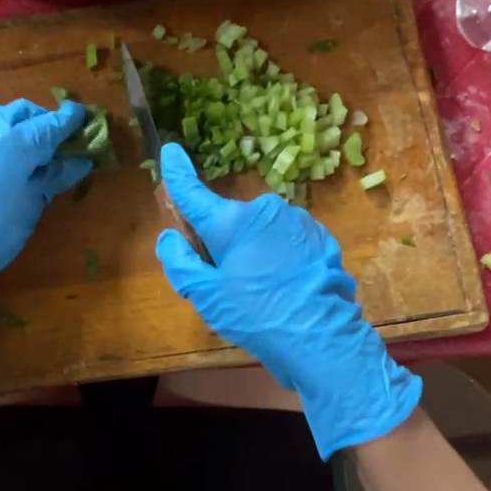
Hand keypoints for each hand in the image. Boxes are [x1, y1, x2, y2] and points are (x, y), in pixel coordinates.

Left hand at [0, 99, 91, 335]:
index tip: (81, 119)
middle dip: (42, 121)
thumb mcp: (31, 204)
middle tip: (52, 142)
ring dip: (13, 119)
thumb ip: (55, 177)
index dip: (71, 120)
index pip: (53, 123)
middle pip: (25, 111)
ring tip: (20, 138)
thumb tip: (80, 161)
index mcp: (21, 141)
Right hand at [155, 144, 421, 457]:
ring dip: (254, 250)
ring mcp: (297, 222)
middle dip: (223, 242)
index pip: (193, 192)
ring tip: (262, 291)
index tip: (169, 151)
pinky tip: (285, 288)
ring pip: (261, 232)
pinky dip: (280, 258)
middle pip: (230, 221)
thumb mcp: (206, 296)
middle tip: (225, 281)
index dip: (177, 173)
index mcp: (231, 221)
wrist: (322, 338)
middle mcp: (265, 210)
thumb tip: (169, 237)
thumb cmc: (255, 316)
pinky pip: (287, 242)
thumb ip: (180, 262)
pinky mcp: (321, 238)